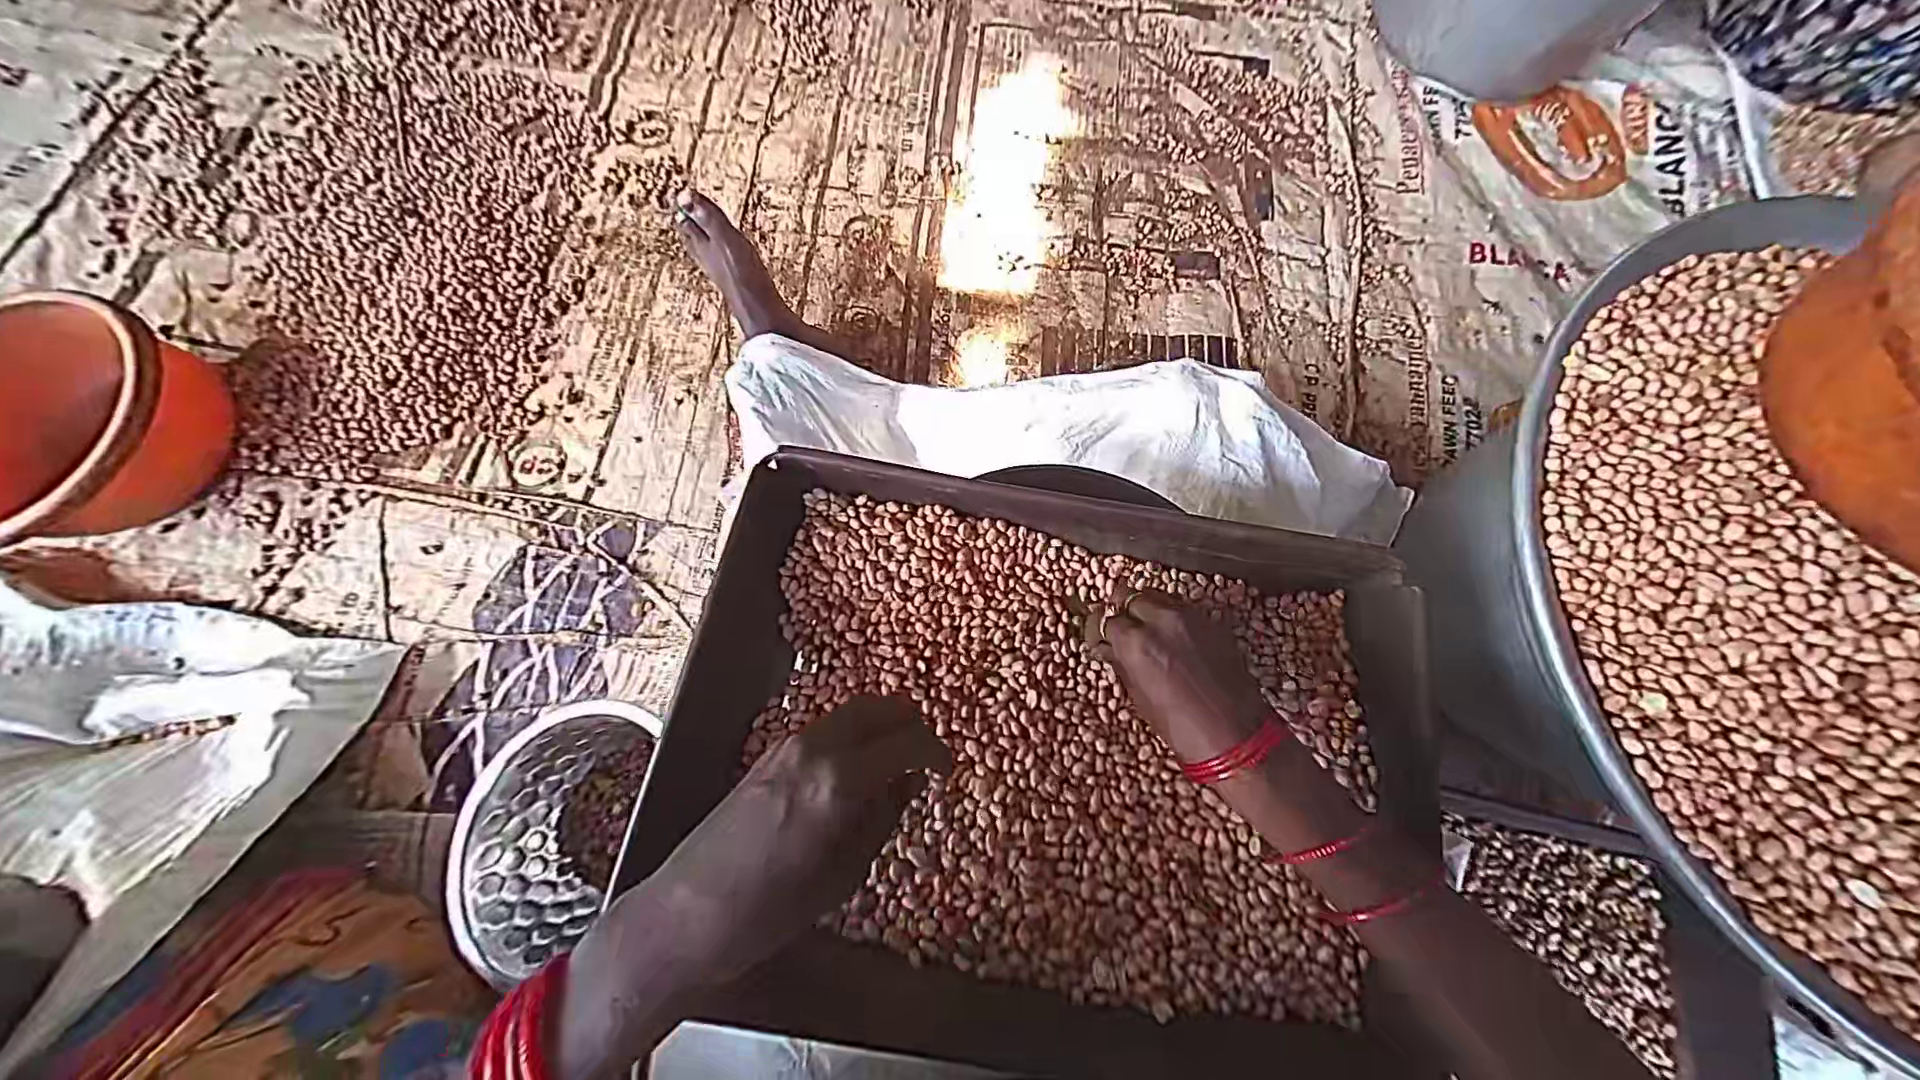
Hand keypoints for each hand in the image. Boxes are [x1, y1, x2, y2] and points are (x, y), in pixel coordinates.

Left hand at [641, 695, 952, 984]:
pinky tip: (856, 769)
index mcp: (840, 778)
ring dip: (880, 725)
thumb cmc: (773, 908)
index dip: (935, 752)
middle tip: (924, 752)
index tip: (946, 768)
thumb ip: (883, 815)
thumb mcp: (845, 872)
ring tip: (895, 760)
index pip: (906, 742)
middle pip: (878, 707)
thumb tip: (909, 780)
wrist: (688, 912)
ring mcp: (789, 745)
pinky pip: (826, 728)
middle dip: (909, 722)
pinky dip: (853, 734)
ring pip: (851, 712)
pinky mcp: (770, 753)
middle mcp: (815, 747)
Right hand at [1096, 589, 1271, 763]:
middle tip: (1119, 630)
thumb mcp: (1139, 696)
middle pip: (1128, 595)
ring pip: (1155, 596)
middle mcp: (1161, 621)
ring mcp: (1190, 618)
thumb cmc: (1183, 728)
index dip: (1097, 629)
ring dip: (1145, 609)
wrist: (1236, 738)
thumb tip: (1108, 647)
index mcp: (1136, 642)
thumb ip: (1121, 662)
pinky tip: (1169, 638)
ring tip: (1145, 632)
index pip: (1104, 618)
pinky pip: (1180, 607)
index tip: (1098, 638)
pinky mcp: (1212, 622)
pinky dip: (1169, 616)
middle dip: (1120, 611)